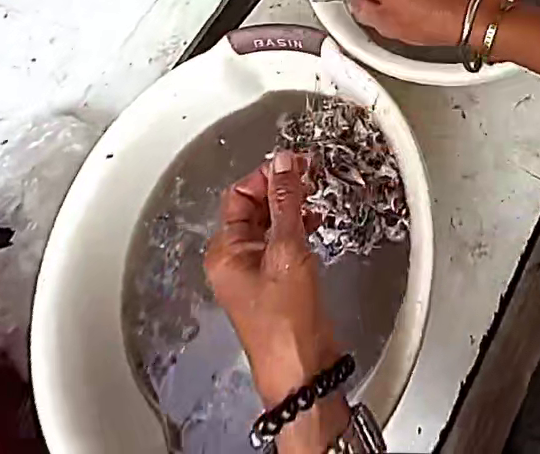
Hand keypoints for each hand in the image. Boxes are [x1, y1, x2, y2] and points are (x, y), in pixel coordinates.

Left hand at [204, 152, 347, 452]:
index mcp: (225, 249)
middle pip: (254, 207)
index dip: (266, 176)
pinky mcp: (276, 282)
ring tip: (313, 193)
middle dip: (280, 189)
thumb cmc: (287, 322)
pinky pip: (282, 242)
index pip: (240, 194)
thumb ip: (286, 202)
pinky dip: (297, 227)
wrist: (305, 376)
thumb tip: (284, 163)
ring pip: (270, 223)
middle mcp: (235, 258)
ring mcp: (255, 271)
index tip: (293, 164)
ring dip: (291, 206)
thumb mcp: (287, 250)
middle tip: (306, 173)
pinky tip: (314, 221)